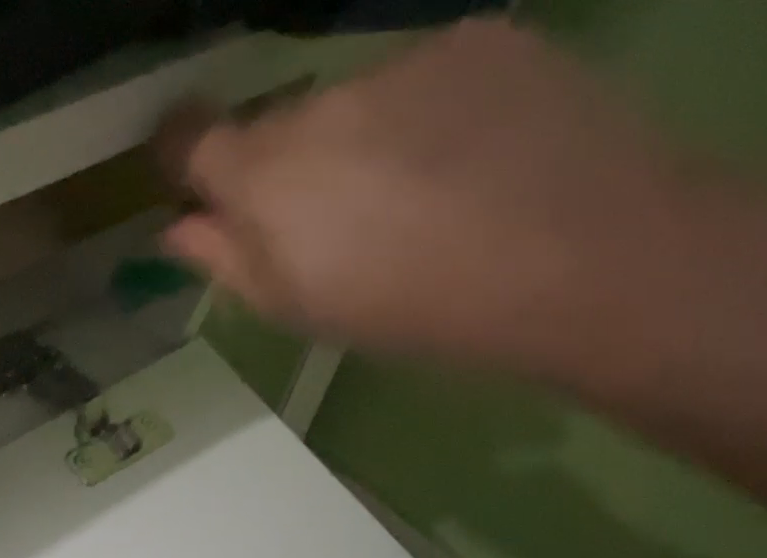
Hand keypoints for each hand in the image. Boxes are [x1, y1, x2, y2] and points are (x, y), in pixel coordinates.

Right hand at [157, 18, 691, 375]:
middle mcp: (319, 103)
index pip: (186, 136)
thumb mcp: (296, 309)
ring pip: (352, 100)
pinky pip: (424, 75)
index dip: (182, 157)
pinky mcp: (480, 40)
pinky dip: (430, 109)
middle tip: (339, 217)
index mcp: (263, 175)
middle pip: (276, 124)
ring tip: (423, 188)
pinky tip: (477, 153)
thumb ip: (223, 259)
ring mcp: (402, 64)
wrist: (588, 259)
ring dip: (362, 136)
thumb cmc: (415, 308)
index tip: (200, 185)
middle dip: (286, 165)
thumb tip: (178, 225)